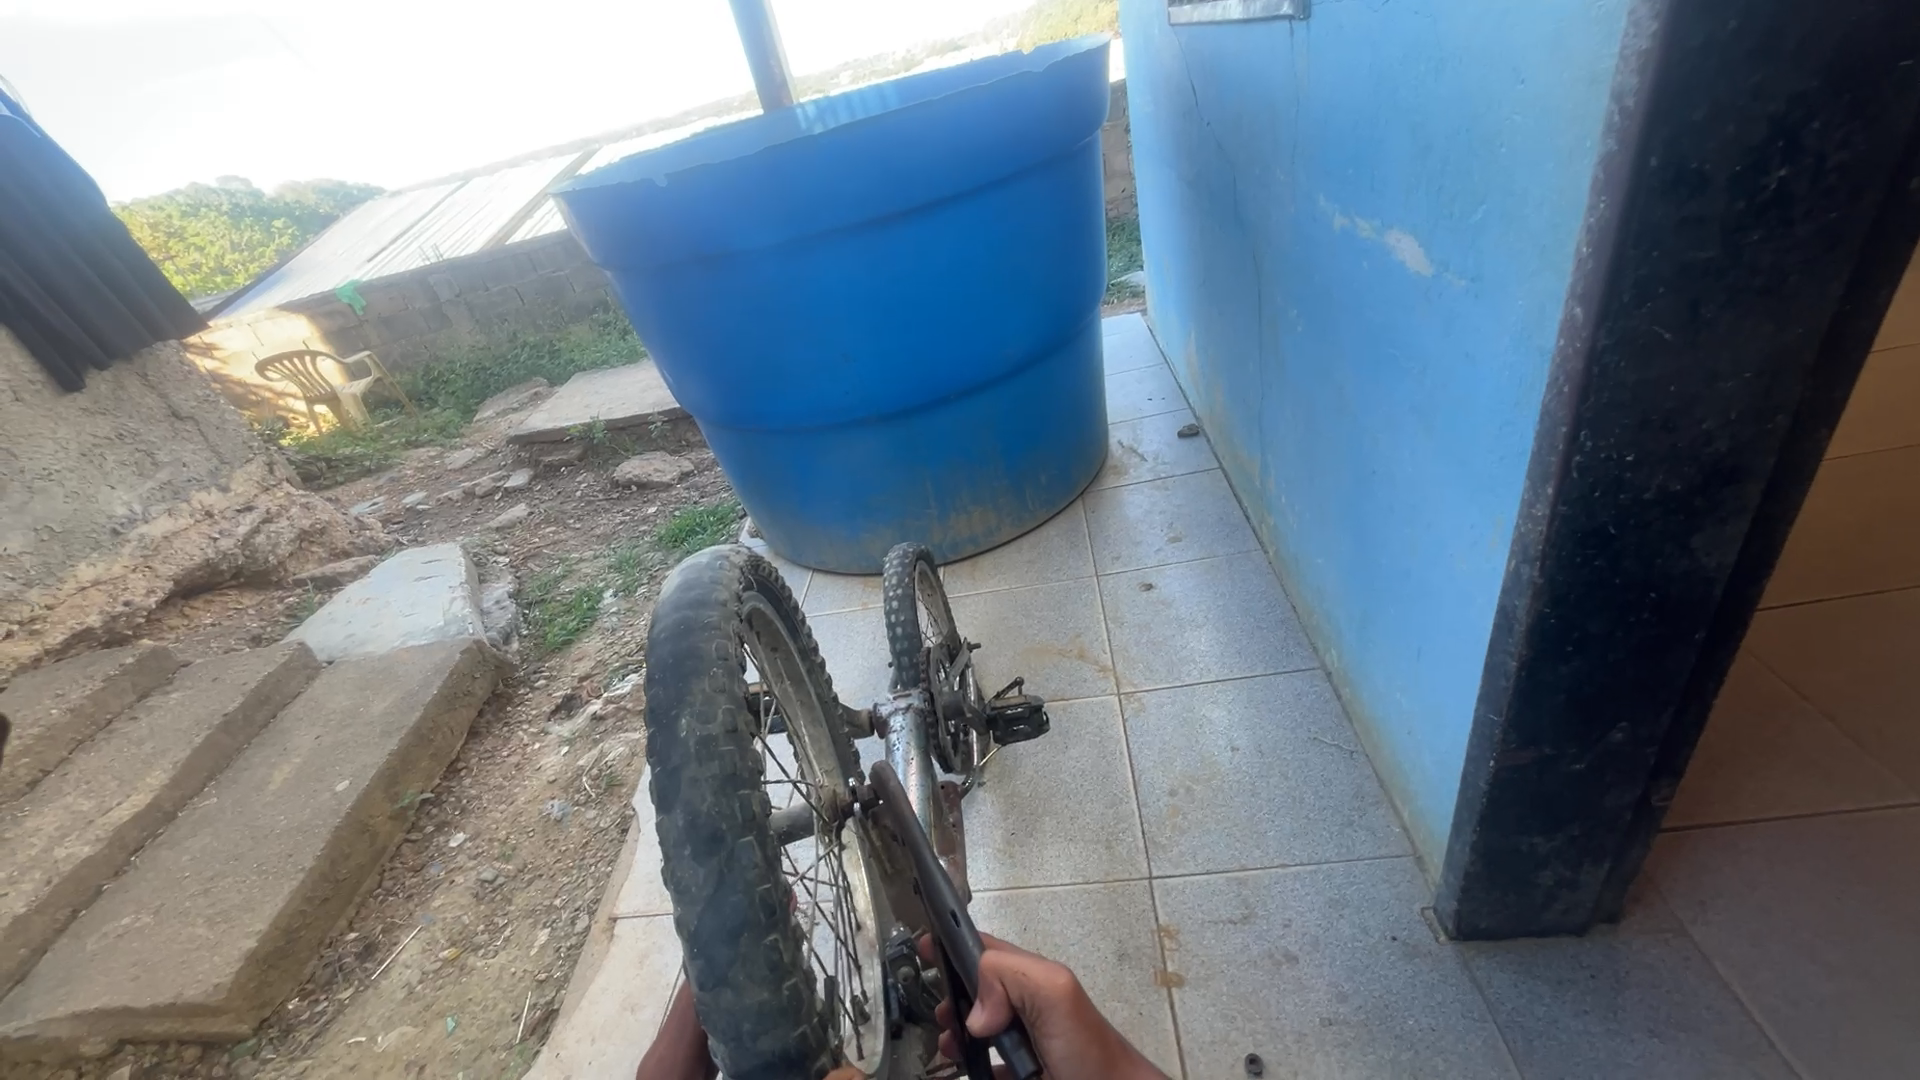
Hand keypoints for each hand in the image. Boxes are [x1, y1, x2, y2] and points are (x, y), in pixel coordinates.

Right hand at [923, 934, 1168, 1079]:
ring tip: (947, 1046)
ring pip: (978, 1033)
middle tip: (939, 1012)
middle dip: (951, 995)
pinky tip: (959, 1071)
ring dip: (957, 1036)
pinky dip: (969, 1068)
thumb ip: (1010, 975)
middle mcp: (1026, 1008)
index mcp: (1032, 978)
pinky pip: (987, 1069)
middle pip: (977, 992)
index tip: (924, 948)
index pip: (987, 950)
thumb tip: (974, 1011)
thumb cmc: (1088, 1048)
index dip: (955, 944)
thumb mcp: (1053, 991)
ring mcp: (1024, 1047)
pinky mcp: (1020, 1077)